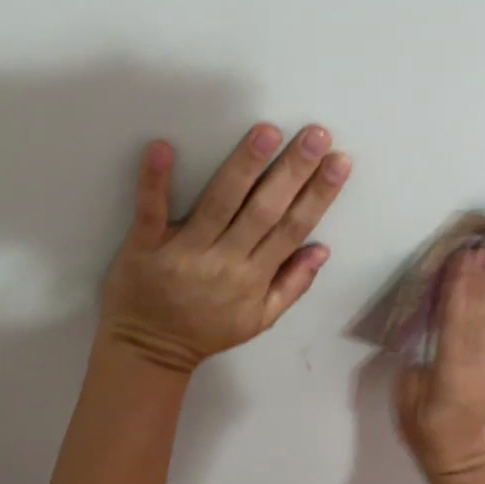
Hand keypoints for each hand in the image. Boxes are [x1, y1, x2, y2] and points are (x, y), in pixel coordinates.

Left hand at [100, 123, 351, 372]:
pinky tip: (163, 147)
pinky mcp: (145, 246)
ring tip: (267, 133)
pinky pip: (150, 210)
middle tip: (315, 134)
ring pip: (219, 203)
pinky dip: (156, 180)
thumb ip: (293, 284)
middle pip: (264, 209)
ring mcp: (184, 252)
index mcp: (254, 277)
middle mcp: (224, 261)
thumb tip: (323, 249)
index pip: (293, 228)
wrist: (147, 350)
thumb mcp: (260, 319)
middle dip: (292, 171)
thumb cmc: (206, 331)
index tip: (339, 161)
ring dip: (243, 166)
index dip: (319, 194)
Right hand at [397, 243, 484, 474]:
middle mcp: (478, 358)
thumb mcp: (407, 391)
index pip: (455, 316)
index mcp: (449, 365)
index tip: (466, 255)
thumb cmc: (422, 422)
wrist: (456, 451)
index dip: (461, 284)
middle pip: (484, 308)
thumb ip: (417, 357)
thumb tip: (425, 326)